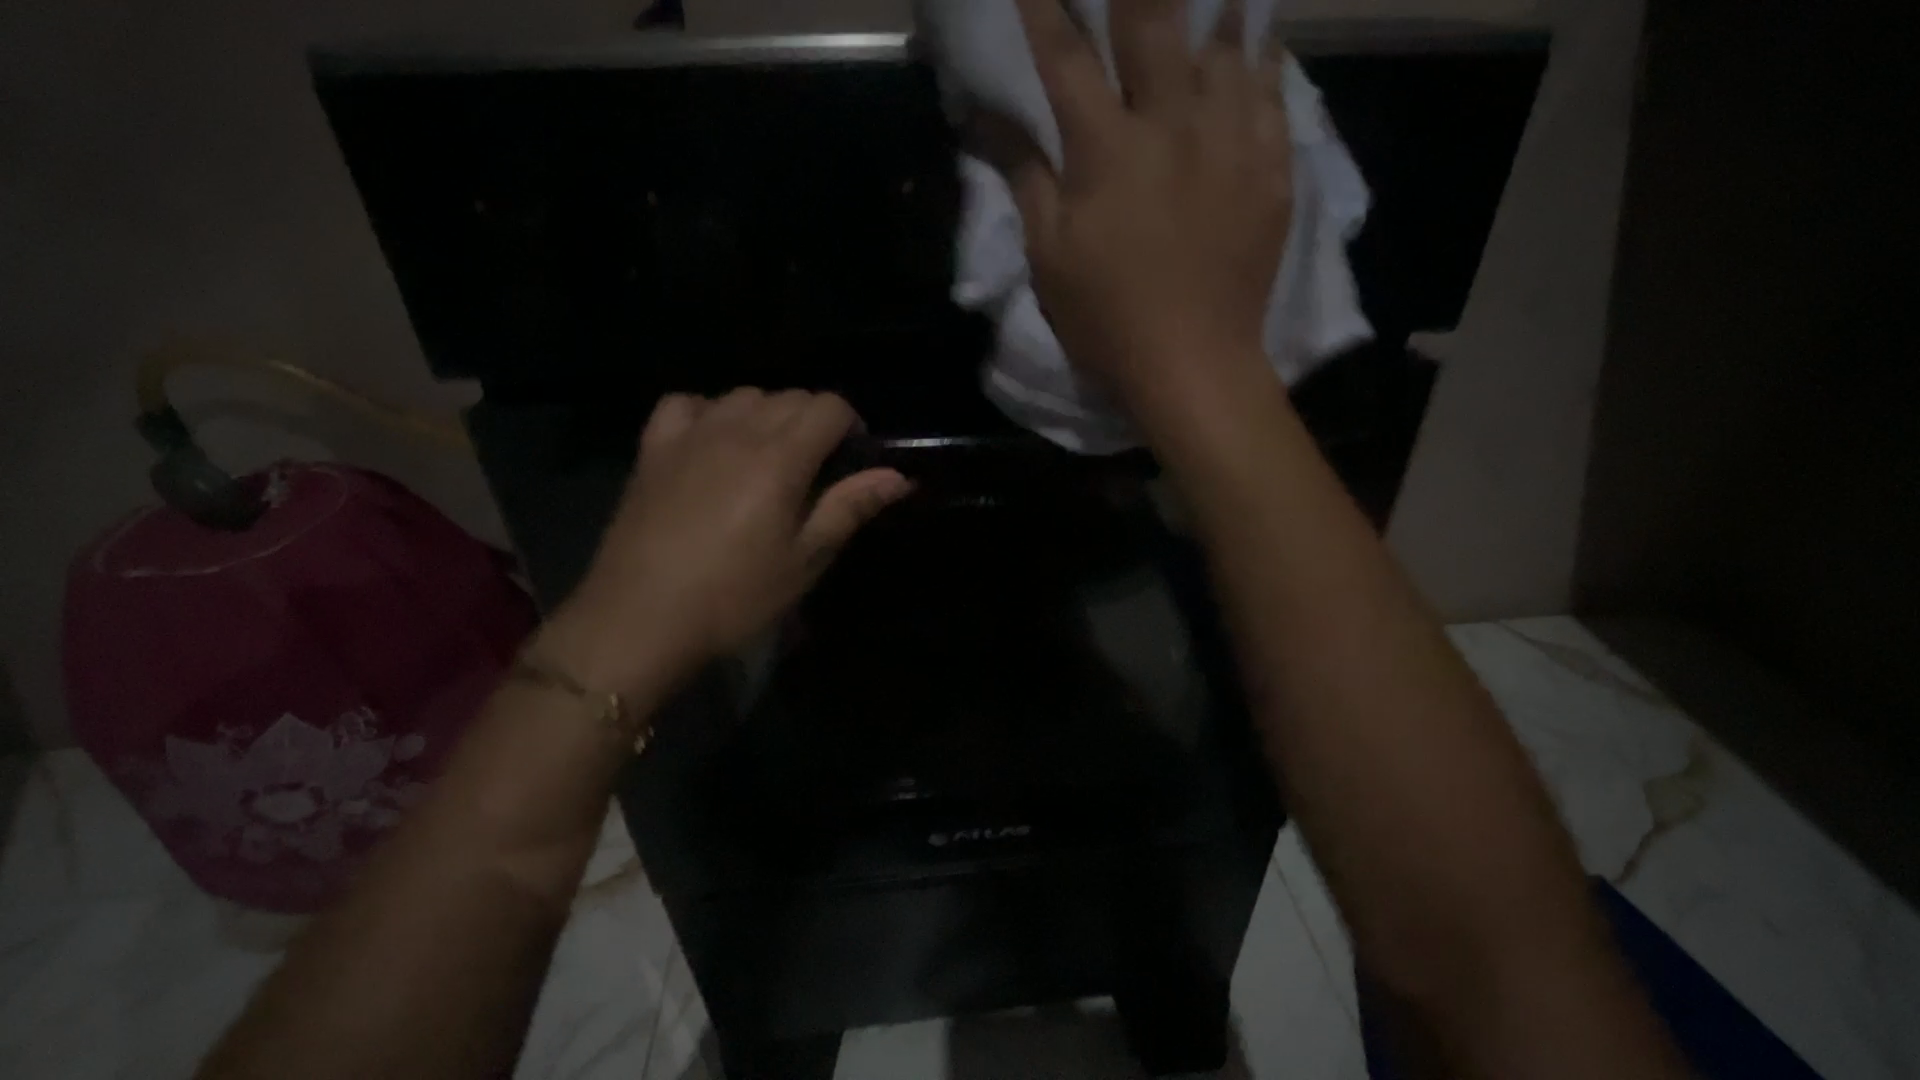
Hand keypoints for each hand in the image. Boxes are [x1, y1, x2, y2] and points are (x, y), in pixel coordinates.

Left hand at [539, 390, 910, 693]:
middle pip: (790, 396)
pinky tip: (711, 444)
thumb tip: (898, 476)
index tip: (851, 462)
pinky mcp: (653, 448)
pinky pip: (687, 404)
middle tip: (813, 472)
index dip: (850, 427)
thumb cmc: (734, 597)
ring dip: (766, 416)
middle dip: (813, 423)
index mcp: (781, 457)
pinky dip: (708, 413)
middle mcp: (737, 430)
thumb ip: (850, 507)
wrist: (641, 618)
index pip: (829, 406)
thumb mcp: (804, 560)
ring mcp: (690, 434)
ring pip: (743, 396)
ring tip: (766, 460)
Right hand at [991, 0, 1292, 398]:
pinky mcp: (1271, 168)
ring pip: (1224, 45)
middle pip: (1153, 24)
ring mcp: (1230, 142)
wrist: (1195, 365)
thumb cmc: (1107, 319)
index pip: (1067, 56)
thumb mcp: (1049, 257)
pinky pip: (1272, 91)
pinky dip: (1260, 56)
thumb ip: (1025, 175)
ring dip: (1208, 8)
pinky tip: (1254, 40)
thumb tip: (987, 116)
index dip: (1046, 10)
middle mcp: (1171, 126)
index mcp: (1106, 149)